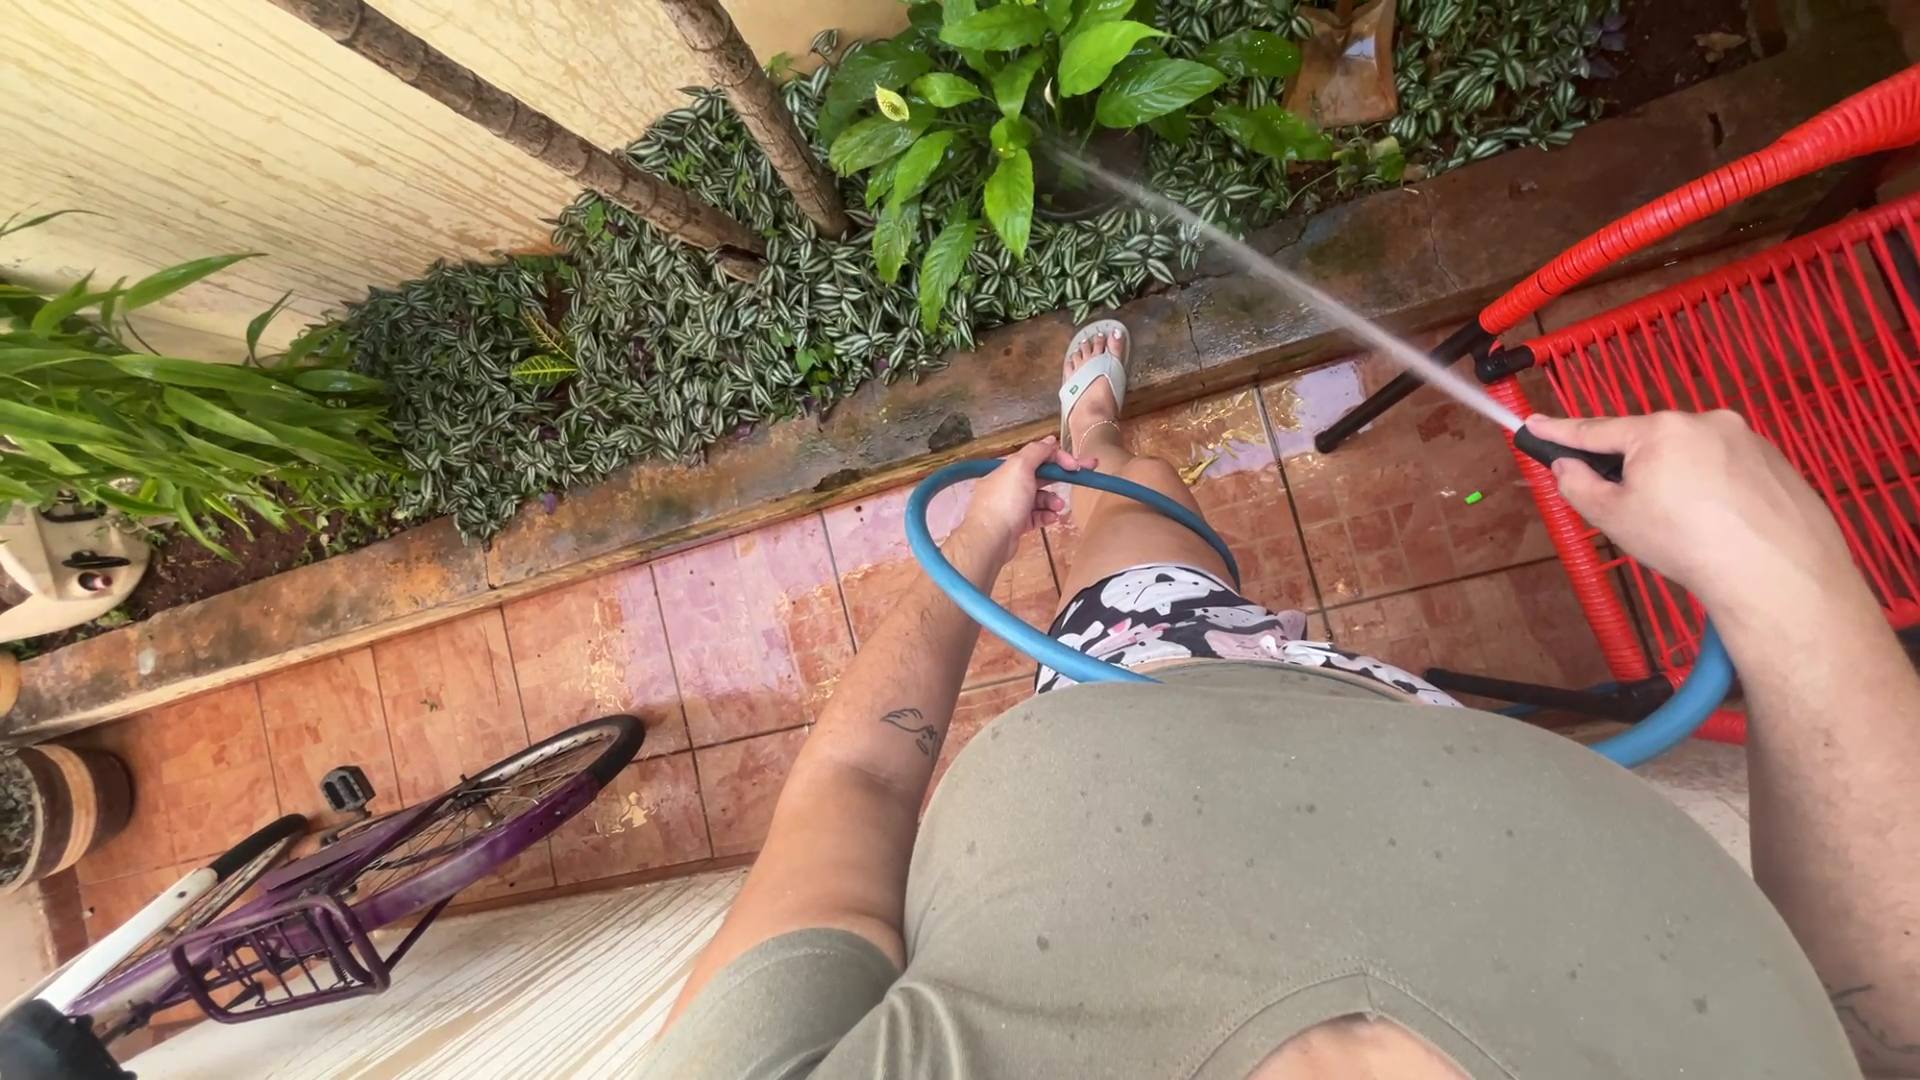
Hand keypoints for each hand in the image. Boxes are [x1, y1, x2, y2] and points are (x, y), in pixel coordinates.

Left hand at [952, 436, 1092, 564]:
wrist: (991, 539)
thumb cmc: (1006, 500)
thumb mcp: (1020, 467)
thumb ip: (1036, 452)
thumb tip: (1049, 440)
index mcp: (1008, 469)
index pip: (1037, 456)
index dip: (1058, 458)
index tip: (1076, 465)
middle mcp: (1009, 485)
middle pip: (1040, 476)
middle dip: (1061, 477)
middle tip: (1083, 478)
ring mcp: (1012, 506)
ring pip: (1040, 498)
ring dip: (1053, 500)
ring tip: (1058, 507)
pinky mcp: (1016, 524)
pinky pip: (1036, 516)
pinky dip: (1046, 515)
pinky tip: (1051, 518)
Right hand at [1524, 411, 1863, 619]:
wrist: (1776, 571)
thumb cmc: (1680, 539)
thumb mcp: (1608, 515)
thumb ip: (1576, 483)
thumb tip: (1569, 466)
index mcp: (1660, 430)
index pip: (1595, 429)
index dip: (1558, 429)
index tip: (1530, 423)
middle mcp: (1706, 422)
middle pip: (1645, 439)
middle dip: (1624, 463)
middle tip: (1616, 499)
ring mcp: (1747, 439)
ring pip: (1684, 452)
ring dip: (1666, 474)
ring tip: (1671, 517)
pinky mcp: (1775, 461)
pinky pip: (1719, 464)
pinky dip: (1702, 483)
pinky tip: (1707, 518)